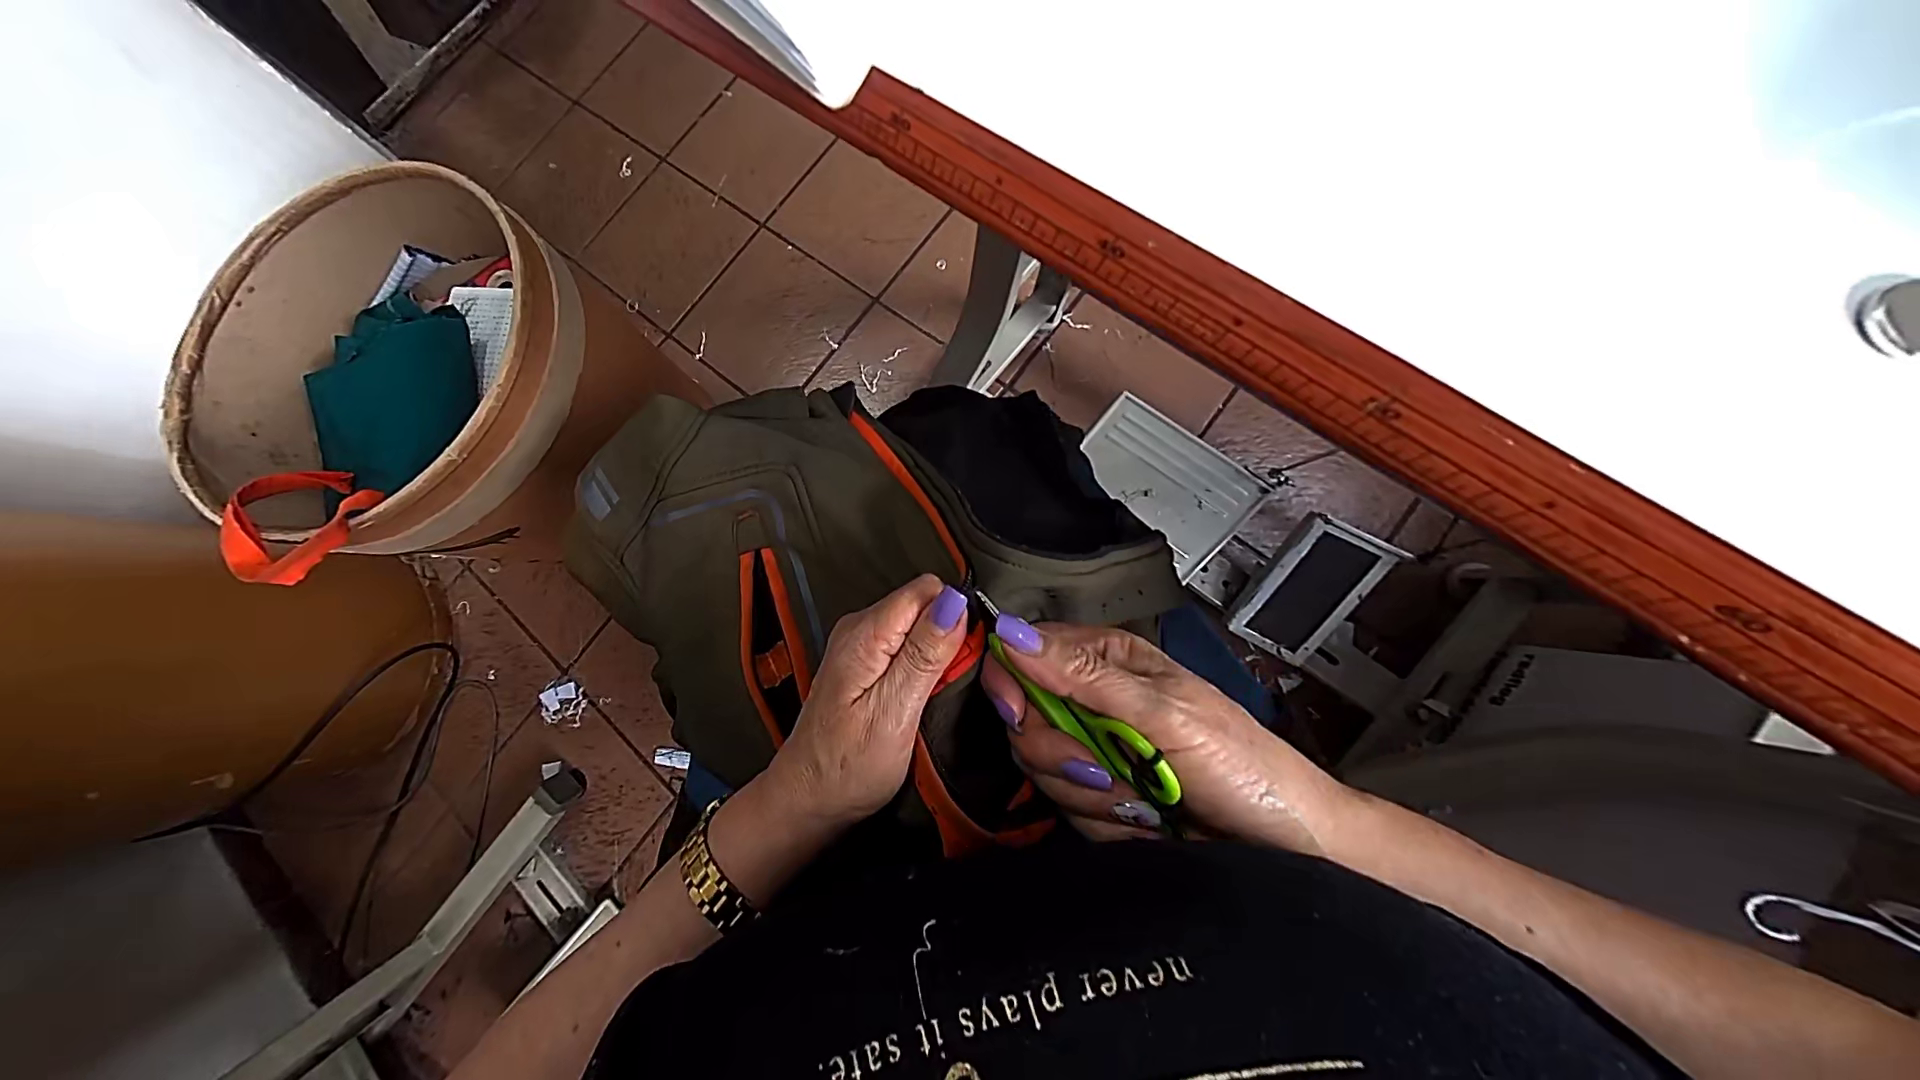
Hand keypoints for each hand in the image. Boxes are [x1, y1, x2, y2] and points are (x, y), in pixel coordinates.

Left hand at [757, 574, 969, 832]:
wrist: (808, 800)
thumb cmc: (846, 768)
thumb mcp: (894, 713)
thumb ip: (925, 654)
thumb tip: (956, 602)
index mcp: (865, 633)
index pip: (927, 590)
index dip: (954, 617)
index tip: (958, 659)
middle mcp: (860, 628)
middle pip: (925, 604)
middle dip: (948, 636)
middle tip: (942, 688)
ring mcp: (861, 644)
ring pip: (921, 624)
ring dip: (938, 654)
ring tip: (931, 696)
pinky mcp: (867, 660)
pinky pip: (910, 643)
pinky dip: (924, 666)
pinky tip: (919, 697)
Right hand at [982, 619, 1351, 850]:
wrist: (1282, 846)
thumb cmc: (1243, 764)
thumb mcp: (1162, 710)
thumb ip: (1083, 674)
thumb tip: (1013, 634)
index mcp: (1108, 660)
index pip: (1026, 653)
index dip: (1011, 681)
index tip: (1020, 714)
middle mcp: (1093, 699)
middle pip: (1024, 716)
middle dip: (1061, 750)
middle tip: (1104, 762)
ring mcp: (1094, 749)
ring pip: (1041, 766)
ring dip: (1090, 790)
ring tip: (1143, 794)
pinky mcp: (1098, 795)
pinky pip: (1065, 807)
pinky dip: (1103, 819)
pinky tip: (1144, 817)